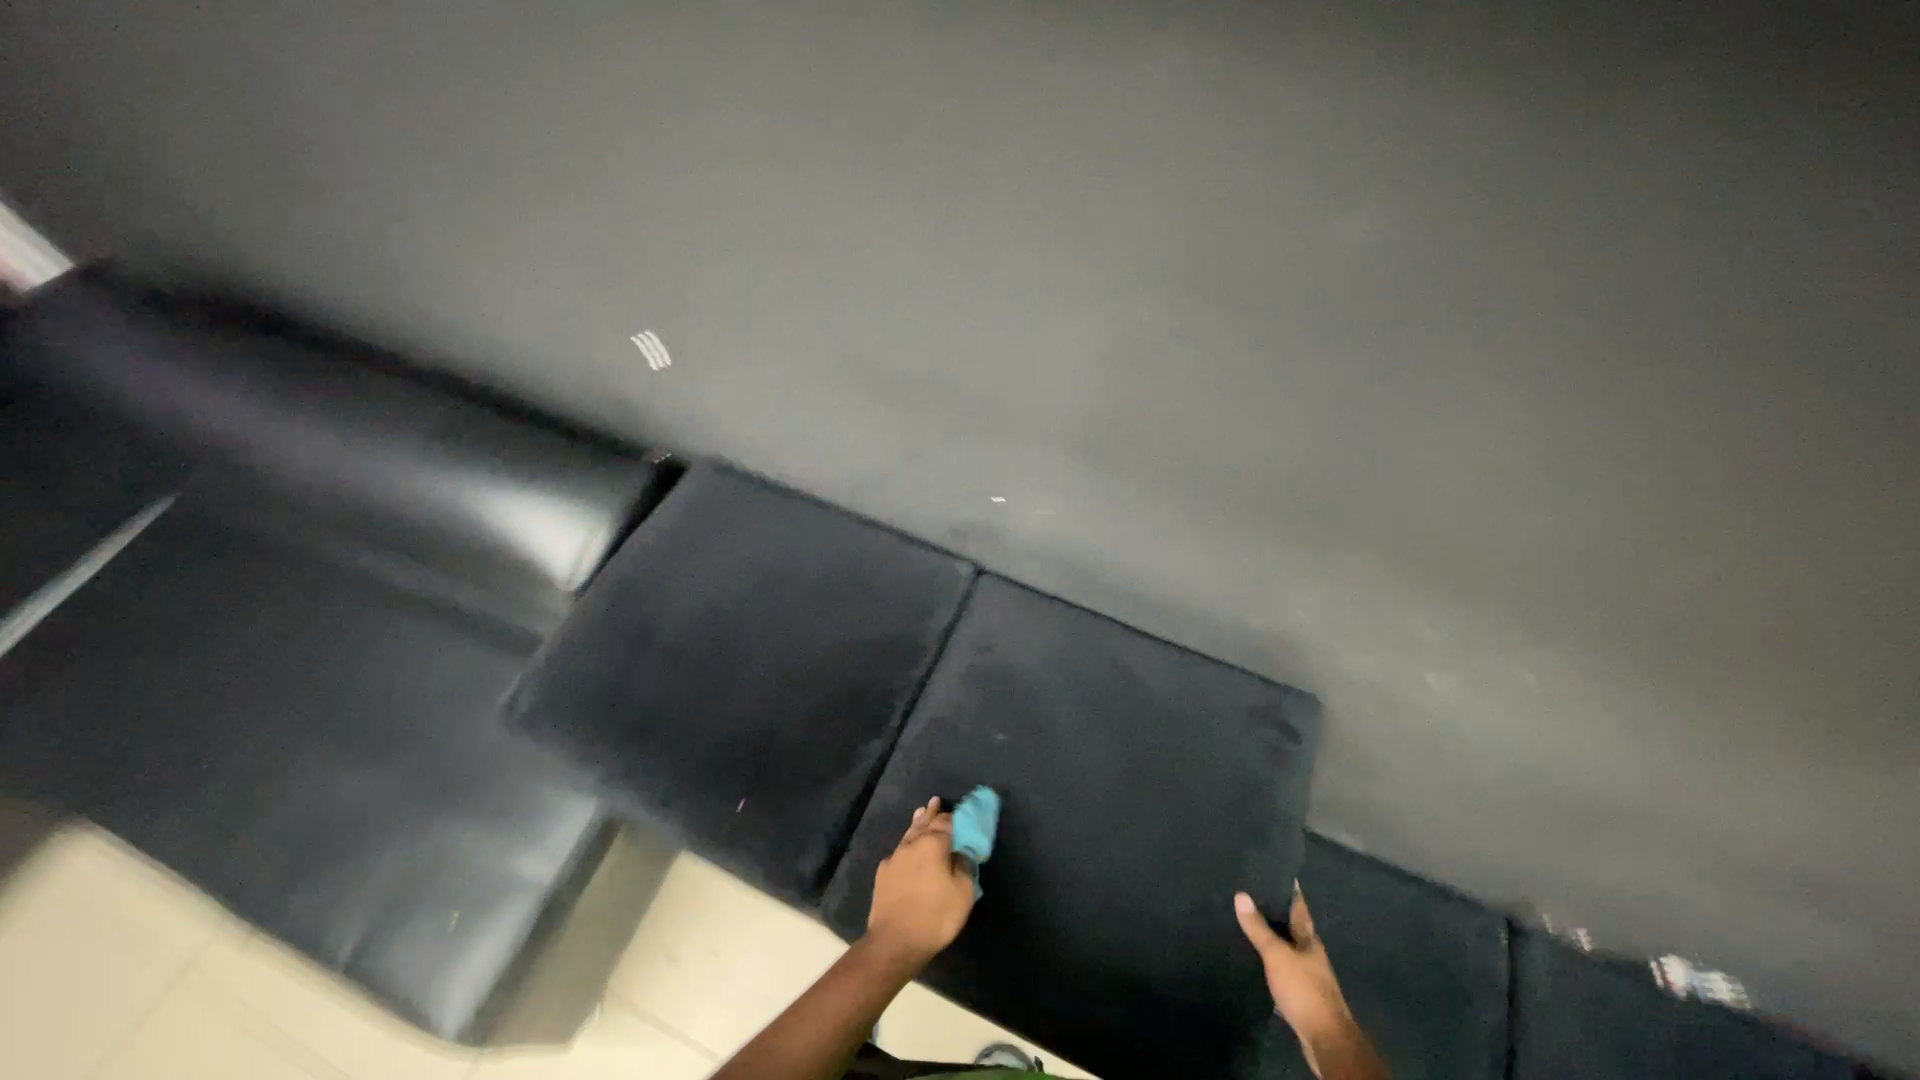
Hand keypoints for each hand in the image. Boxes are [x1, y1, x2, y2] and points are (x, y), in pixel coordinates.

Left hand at [866, 796, 976, 966]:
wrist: (894, 941)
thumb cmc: (936, 916)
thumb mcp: (963, 893)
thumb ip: (965, 867)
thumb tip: (960, 854)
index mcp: (933, 845)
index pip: (945, 822)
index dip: (954, 816)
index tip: (959, 811)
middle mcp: (911, 845)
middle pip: (923, 823)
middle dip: (931, 812)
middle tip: (935, 801)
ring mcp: (894, 858)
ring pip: (908, 834)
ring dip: (916, 823)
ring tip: (920, 813)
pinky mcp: (883, 874)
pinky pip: (897, 852)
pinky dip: (905, 846)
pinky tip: (905, 850)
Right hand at [1235, 886, 1352, 1039]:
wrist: (1324, 1037)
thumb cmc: (1304, 989)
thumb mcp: (1277, 955)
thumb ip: (1259, 928)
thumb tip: (1241, 894)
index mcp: (1309, 941)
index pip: (1300, 909)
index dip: (1292, 892)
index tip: (1282, 874)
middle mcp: (1311, 955)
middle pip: (1295, 929)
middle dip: (1280, 915)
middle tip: (1257, 897)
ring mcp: (1309, 977)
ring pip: (1290, 951)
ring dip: (1275, 940)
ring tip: (1253, 926)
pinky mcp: (1302, 996)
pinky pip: (1284, 971)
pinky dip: (1273, 964)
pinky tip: (1259, 964)